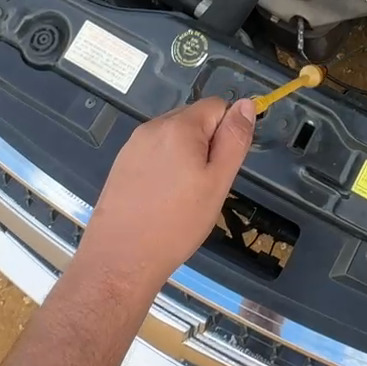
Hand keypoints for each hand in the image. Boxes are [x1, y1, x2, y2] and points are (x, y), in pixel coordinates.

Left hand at [74, 97, 255, 300]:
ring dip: (185, 155)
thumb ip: (234, 139)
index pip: (217, 106)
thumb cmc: (176, 223)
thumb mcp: (217, 182)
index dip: (226, 133)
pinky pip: (154, 151)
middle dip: (205, 143)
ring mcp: (133, 145)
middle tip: (203, 184)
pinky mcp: (120, 164)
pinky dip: (164, 166)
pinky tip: (160, 198)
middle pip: (194, 118)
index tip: (219, 168)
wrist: (119, 262)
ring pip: (173, 136)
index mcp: (179, 127)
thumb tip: (247, 103)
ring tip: (181, 194)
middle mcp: (152, 127)